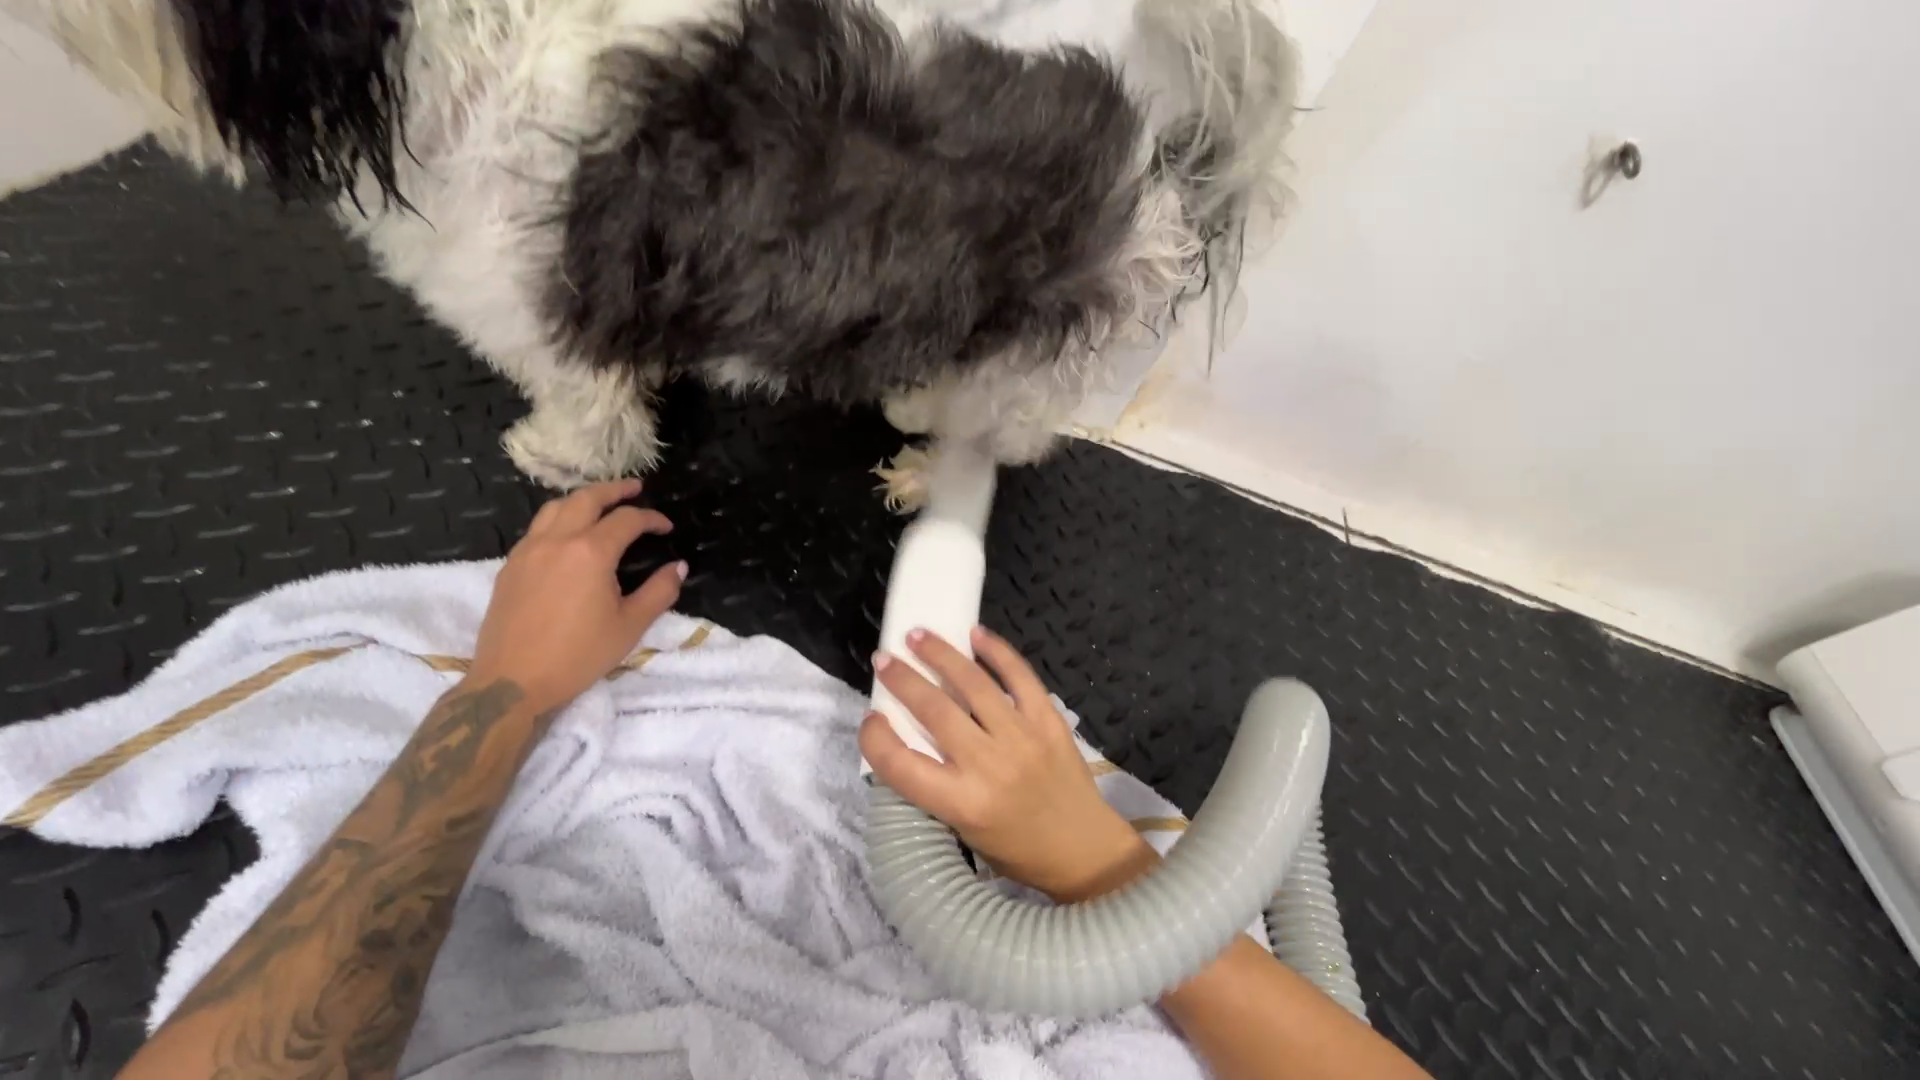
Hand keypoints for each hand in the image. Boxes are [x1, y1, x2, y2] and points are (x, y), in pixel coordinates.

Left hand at [470, 479, 684, 715]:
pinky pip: (537, 528)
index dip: (652, 519)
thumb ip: (659, 592)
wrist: (512, 681)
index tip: (667, 528)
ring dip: (583, 499)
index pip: (627, 520)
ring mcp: (528, 551)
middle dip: (615, 490)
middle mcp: (557, 541)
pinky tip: (568, 535)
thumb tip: (678, 568)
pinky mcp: (510, 566)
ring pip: (555, 507)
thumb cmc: (578, 656)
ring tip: (600, 504)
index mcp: (591, 552)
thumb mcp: (630, 626)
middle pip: (587, 499)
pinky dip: (559, 519)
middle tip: (636, 489)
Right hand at [861, 627, 1156, 902]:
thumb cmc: (1017, 850)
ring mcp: (1023, 737)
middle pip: (934, 710)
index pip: (902, 764)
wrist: (1085, 851)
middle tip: (884, 660)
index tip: (870, 719)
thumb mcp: (964, 831)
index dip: (876, 739)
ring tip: (918, 636)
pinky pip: (1020, 677)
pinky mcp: (1049, 720)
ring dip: (941, 654)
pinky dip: (997, 652)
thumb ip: (936, 787)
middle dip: (903, 680)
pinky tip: (976, 634)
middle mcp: (990, 765)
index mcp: (963, 803)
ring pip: (973, 684)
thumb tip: (909, 739)